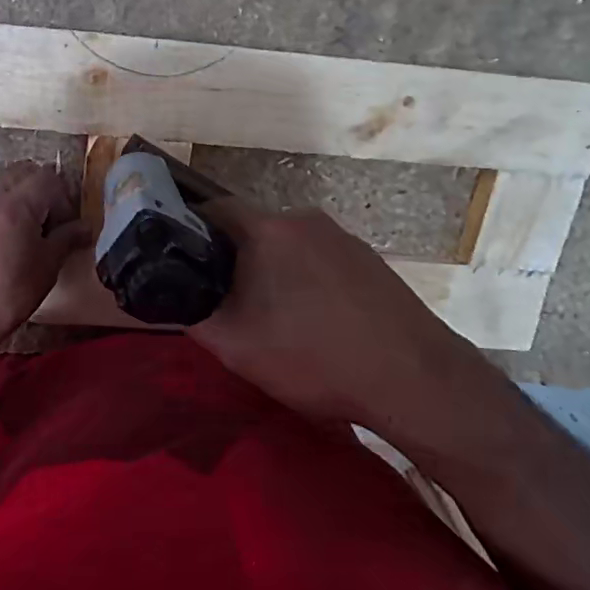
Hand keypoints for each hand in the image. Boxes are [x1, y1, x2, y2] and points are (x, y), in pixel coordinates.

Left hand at [0, 162, 89, 353]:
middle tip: (44, 220)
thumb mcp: (46, 268)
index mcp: (15, 206)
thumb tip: (86, 226)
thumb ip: (67, 238)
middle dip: (38, 189)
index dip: (62, 196)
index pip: (47, 177)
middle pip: (20, 171)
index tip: (62, 222)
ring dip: (13, 195)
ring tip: (17, 228)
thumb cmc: (8, 297)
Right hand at [186, 200, 507, 437]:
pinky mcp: (370, 259)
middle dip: (233, 259)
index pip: (214, 210)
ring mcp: (343, 238)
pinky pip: (321, 260)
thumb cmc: (314, 357)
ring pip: (288, 246)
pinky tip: (318, 323)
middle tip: (227, 301)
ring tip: (275, 319)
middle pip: (252, 228)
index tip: (182, 263)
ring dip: (273, 271)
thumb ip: (193, 315)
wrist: (416, 380)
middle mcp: (305, 219)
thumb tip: (173, 298)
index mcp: (267, 229)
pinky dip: (307, 281)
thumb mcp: (236, 346)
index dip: (190, 233)